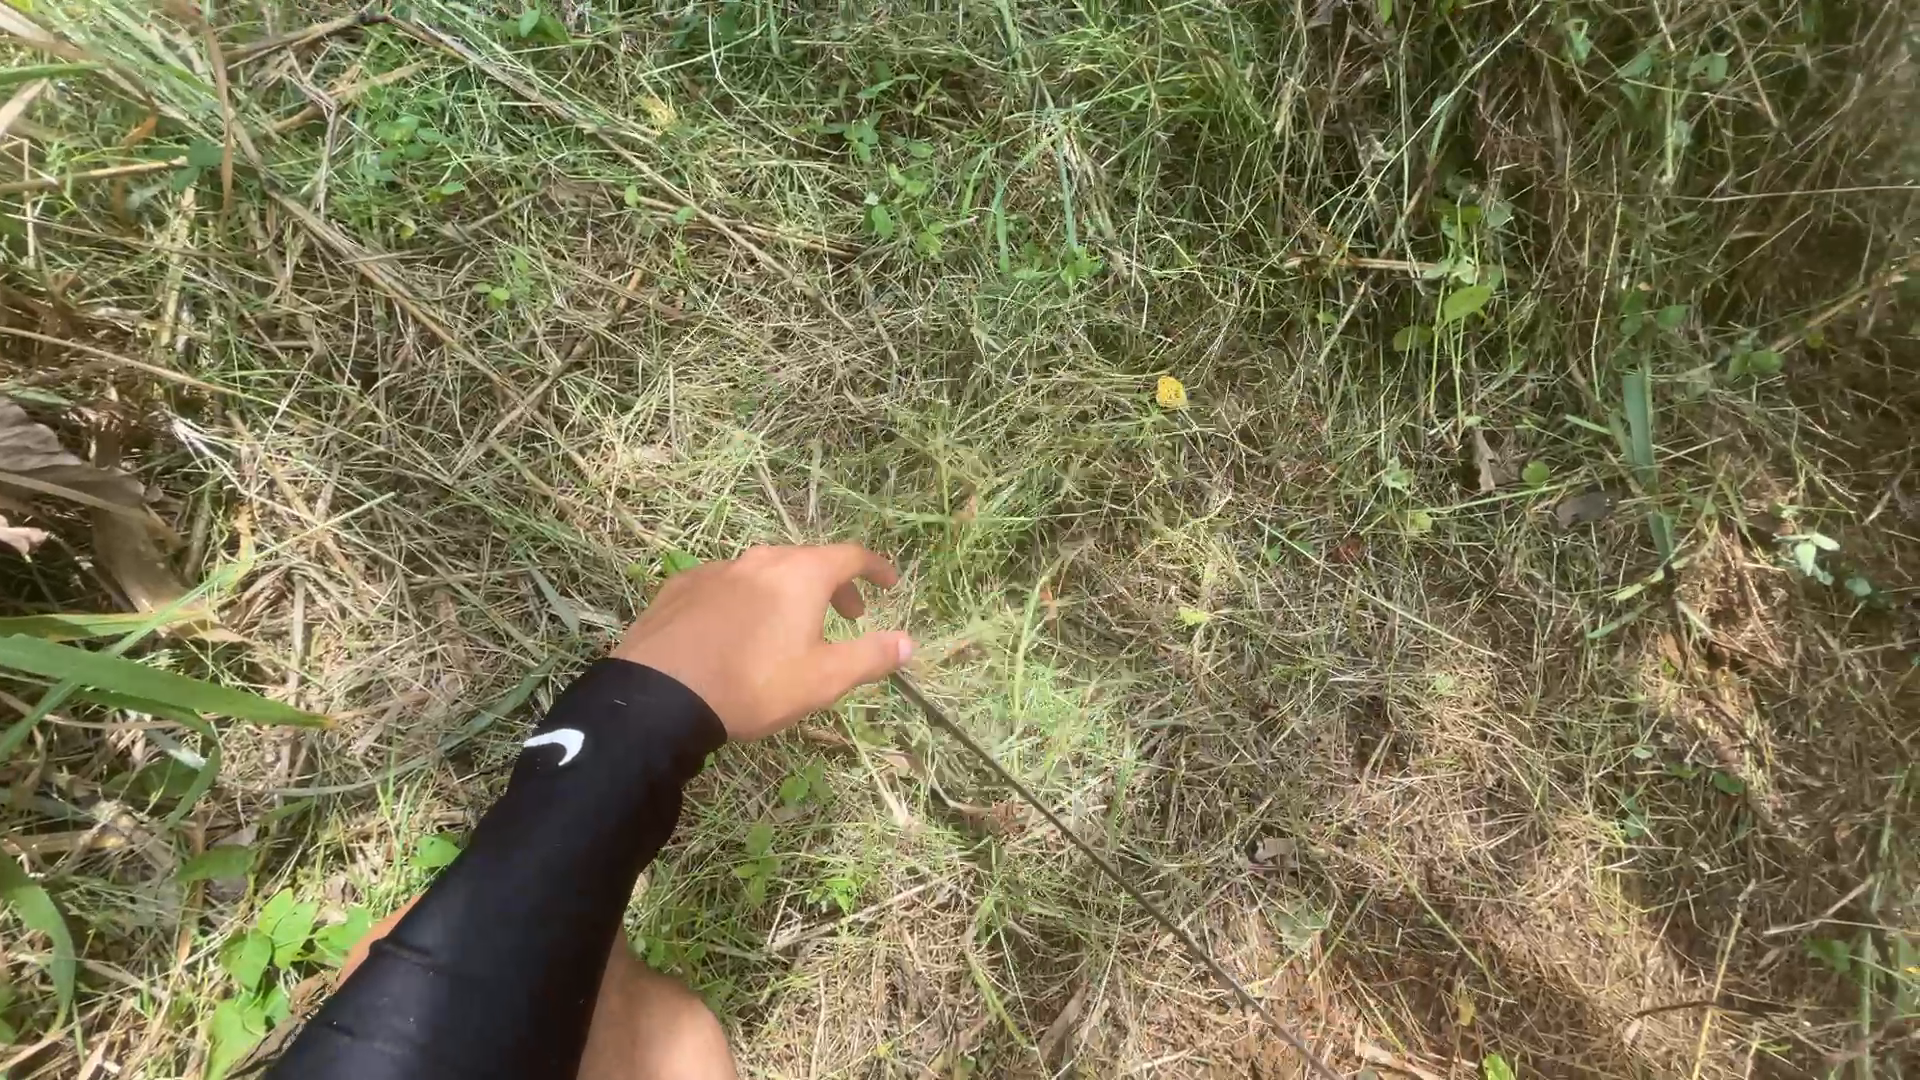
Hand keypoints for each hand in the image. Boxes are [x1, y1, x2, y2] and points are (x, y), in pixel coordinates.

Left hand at [612, 544, 912, 739]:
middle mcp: (761, 560)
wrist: (657, 697)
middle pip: (809, 561)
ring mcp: (717, 570)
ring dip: (790, 591)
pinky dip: (747, 598)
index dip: (876, 568)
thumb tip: (909, 642)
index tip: (889, 584)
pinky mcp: (681, 587)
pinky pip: (728, 583)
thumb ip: (870, 657)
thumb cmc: (754, 683)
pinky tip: (737, 627)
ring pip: (766, 571)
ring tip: (792, 624)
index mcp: (801, 574)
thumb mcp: (823, 678)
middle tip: (847, 615)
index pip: (851, 556)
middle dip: (835, 585)